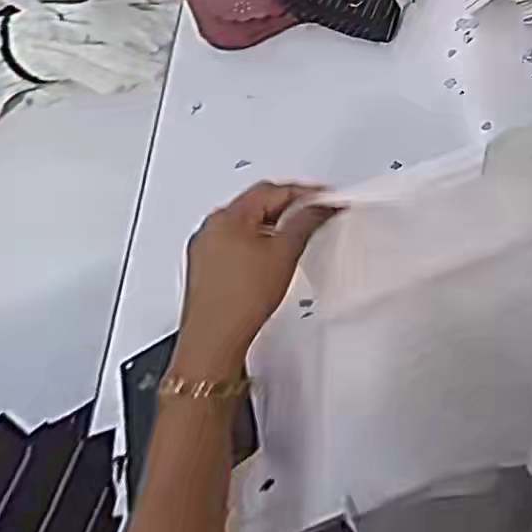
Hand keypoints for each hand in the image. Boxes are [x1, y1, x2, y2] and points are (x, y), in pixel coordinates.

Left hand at [174, 182, 338, 379]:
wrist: (215, 341)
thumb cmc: (240, 301)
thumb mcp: (286, 251)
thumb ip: (307, 220)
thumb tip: (320, 206)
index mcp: (227, 217)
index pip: (273, 190)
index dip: (305, 192)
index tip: (325, 197)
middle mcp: (211, 228)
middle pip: (258, 202)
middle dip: (290, 204)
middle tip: (316, 210)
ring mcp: (206, 247)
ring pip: (249, 221)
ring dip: (275, 222)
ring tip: (298, 233)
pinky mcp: (207, 265)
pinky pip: (238, 239)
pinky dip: (260, 238)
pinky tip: (275, 253)